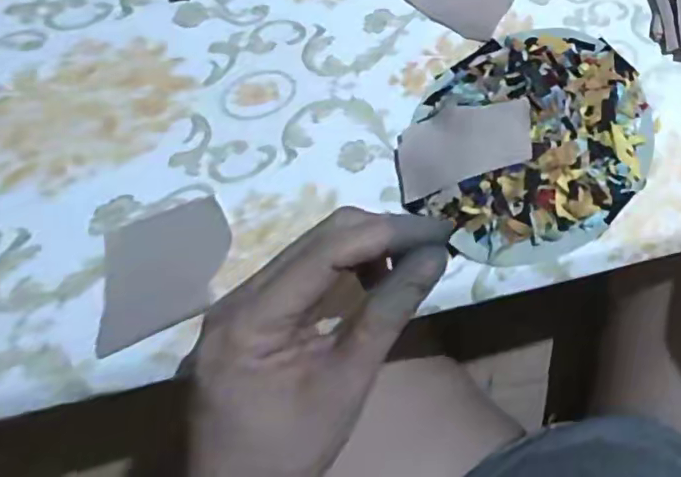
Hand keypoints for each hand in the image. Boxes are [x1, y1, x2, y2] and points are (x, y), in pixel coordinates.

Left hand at [187, 207, 453, 476]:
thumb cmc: (289, 449)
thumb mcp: (348, 382)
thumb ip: (389, 311)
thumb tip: (437, 254)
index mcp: (251, 319)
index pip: (330, 250)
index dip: (390, 232)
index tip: (441, 232)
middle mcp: (240, 296)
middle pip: (325, 235)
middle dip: (385, 231)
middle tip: (432, 242)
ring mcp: (244, 298)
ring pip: (320, 241)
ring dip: (371, 241)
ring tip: (411, 258)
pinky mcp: (256, 305)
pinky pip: (311, 261)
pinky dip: (352, 258)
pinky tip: (376, 276)